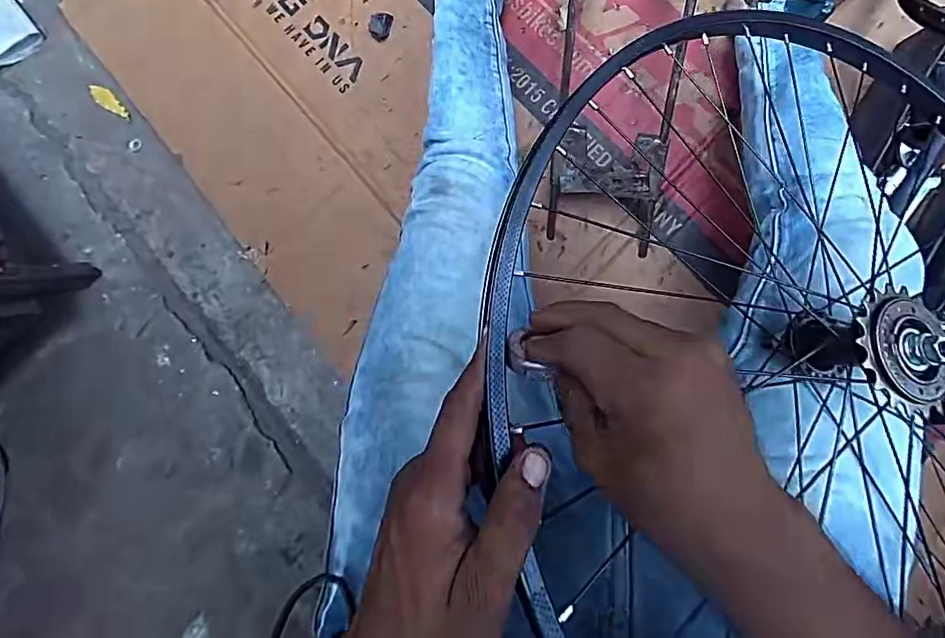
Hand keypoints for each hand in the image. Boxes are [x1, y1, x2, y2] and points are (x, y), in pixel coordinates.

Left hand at [347, 356, 549, 637]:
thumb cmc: (435, 628)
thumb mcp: (484, 585)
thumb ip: (511, 519)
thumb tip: (535, 454)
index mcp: (429, 488)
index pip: (457, 413)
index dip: (476, 372)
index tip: (495, 336)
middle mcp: (414, 479)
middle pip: (456, 426)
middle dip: (491, 398)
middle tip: (528, 374)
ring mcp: (409, 494)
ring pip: (453, 449)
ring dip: (486, 432)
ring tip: (526, 417)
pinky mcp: (411, 510)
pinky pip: (447, 469)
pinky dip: (476, 459)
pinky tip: (501, 469)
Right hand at [521, 301, 773, 557]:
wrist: (741, 520)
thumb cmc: (663, 502)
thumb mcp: (597, 457)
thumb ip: (573, 400)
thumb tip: (558, 364)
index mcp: (644, 387)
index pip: (579, 342)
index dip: (546, 342)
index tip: (522, 347)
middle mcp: (674, 354)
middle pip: (603, 315)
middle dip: (562, 317)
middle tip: (534, 324)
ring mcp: (698, 347)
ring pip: (626, 319)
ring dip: (591, 323)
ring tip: (562, 333)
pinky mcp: (711, 351)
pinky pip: (651, 332)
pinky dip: (621, 336)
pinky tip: (603, 347)